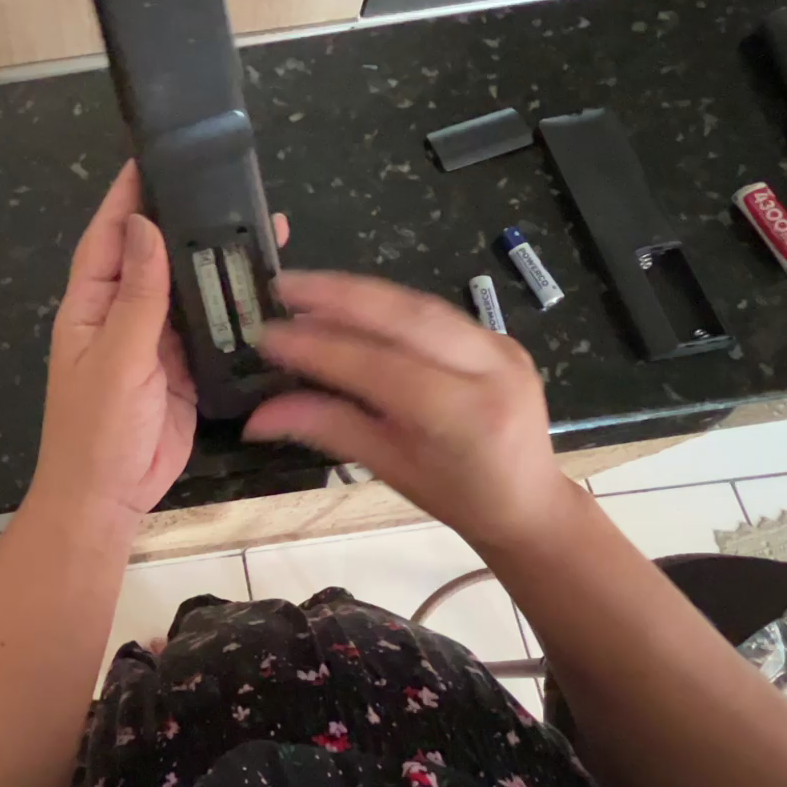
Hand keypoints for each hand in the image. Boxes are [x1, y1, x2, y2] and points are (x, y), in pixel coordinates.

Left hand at [30, 161, 286, 522]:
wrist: (110, 495)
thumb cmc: (97, 428)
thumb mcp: (116, 358)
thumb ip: (136, 296)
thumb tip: (145, 227)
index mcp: (91, 303)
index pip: (110, 236)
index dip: (128, 196)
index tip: (153, 156)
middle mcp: (123, 312)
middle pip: (153, 254)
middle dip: (183, 221)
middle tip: (226, 186)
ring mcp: (154, 338)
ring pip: (185, 288)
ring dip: (213, 260)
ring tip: (258, 227)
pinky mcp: (183, 364)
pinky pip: (206, 325)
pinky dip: (228, 305)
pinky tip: (259, 286)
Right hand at [243, 271, 585, 544]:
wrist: (529, 499)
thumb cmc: (457, 497)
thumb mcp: (389, 468)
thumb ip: (327, 428)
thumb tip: (257, 417)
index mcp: (467, 416)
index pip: (383, 369)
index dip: (321, 348)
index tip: (269, 336)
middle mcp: (491, 369)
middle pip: (407, 317)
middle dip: (338, 295)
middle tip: (282, 287)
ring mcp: (500, 345)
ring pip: (418, 304)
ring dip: (356, 293)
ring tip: (302, 288)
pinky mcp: (496, 334)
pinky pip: (430, 311)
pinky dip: (381, 304)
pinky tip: (344, 302)